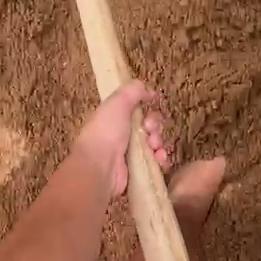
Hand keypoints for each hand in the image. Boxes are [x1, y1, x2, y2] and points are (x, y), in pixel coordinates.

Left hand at [73, 80, 168, 195]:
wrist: (101, 165)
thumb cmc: (106, 130)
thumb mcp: (117, 102)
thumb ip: (132, 91)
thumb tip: (147, 89)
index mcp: (115, 118)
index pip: (137, 111)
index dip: (147, 108)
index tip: (152, 105)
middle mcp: (122, 136)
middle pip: (149, 127)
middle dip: (154, 126)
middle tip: (149, 129)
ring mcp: (129, 155)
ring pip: (154, 145)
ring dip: (159, 143)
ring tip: (153, 146)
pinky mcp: (137, 171)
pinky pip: (155, 163)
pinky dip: (160, 160)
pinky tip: (159, 159)